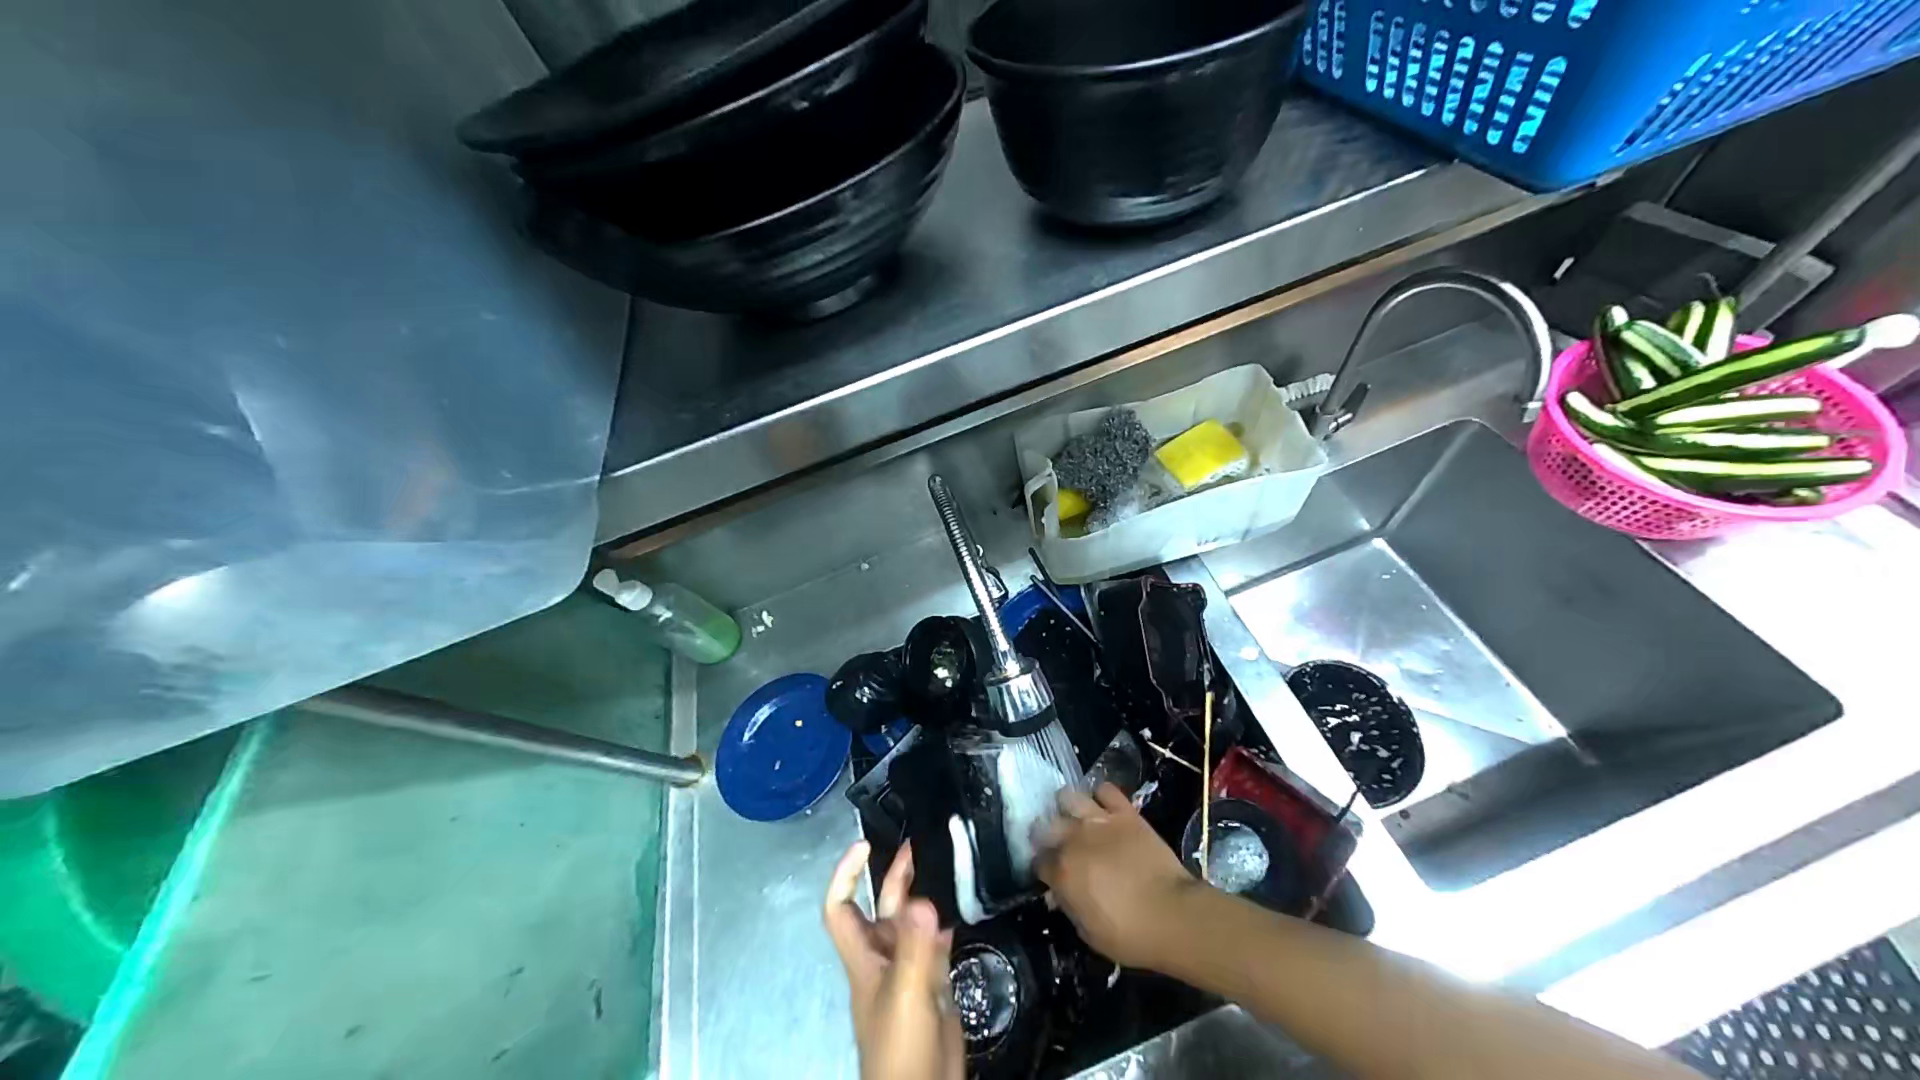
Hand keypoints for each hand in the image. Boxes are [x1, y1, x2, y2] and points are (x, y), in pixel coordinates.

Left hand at [823, 841, 964, 1079]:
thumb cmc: (901, 1046)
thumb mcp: (906, 994)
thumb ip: (915, 947)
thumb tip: (923, 900)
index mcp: (863, 958)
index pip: (841, 908)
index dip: (845, 874)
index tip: (864, 846)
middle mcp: (882, 958)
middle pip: (880, 908)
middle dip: (894, 877)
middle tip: (918, 845)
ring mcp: (907, 972)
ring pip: (910, 924)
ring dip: (921, 895)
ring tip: (944, 864)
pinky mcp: (932, 985)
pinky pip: (934, 943)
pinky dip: (944, 922)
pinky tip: (959, 906)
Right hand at [1033, 782, 1200, 970]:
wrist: (1173, 914)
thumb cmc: (1130, 934)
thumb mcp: (1088, 933)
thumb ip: (1069, 907)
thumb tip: (1061, 894)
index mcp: (1061, 871)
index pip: (1038, 862)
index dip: (1043, 869)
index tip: (1050, 875)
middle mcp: (1073, 839)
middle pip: (1046, 825)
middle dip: (1048, 836)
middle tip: (1059, 846)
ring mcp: (1099, 821)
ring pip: (1068, 796)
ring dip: (1067, 807)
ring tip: (1076, 818)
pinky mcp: (1125, 813)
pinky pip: (1106, 790)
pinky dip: (1101, 795)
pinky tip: (1104, 808)